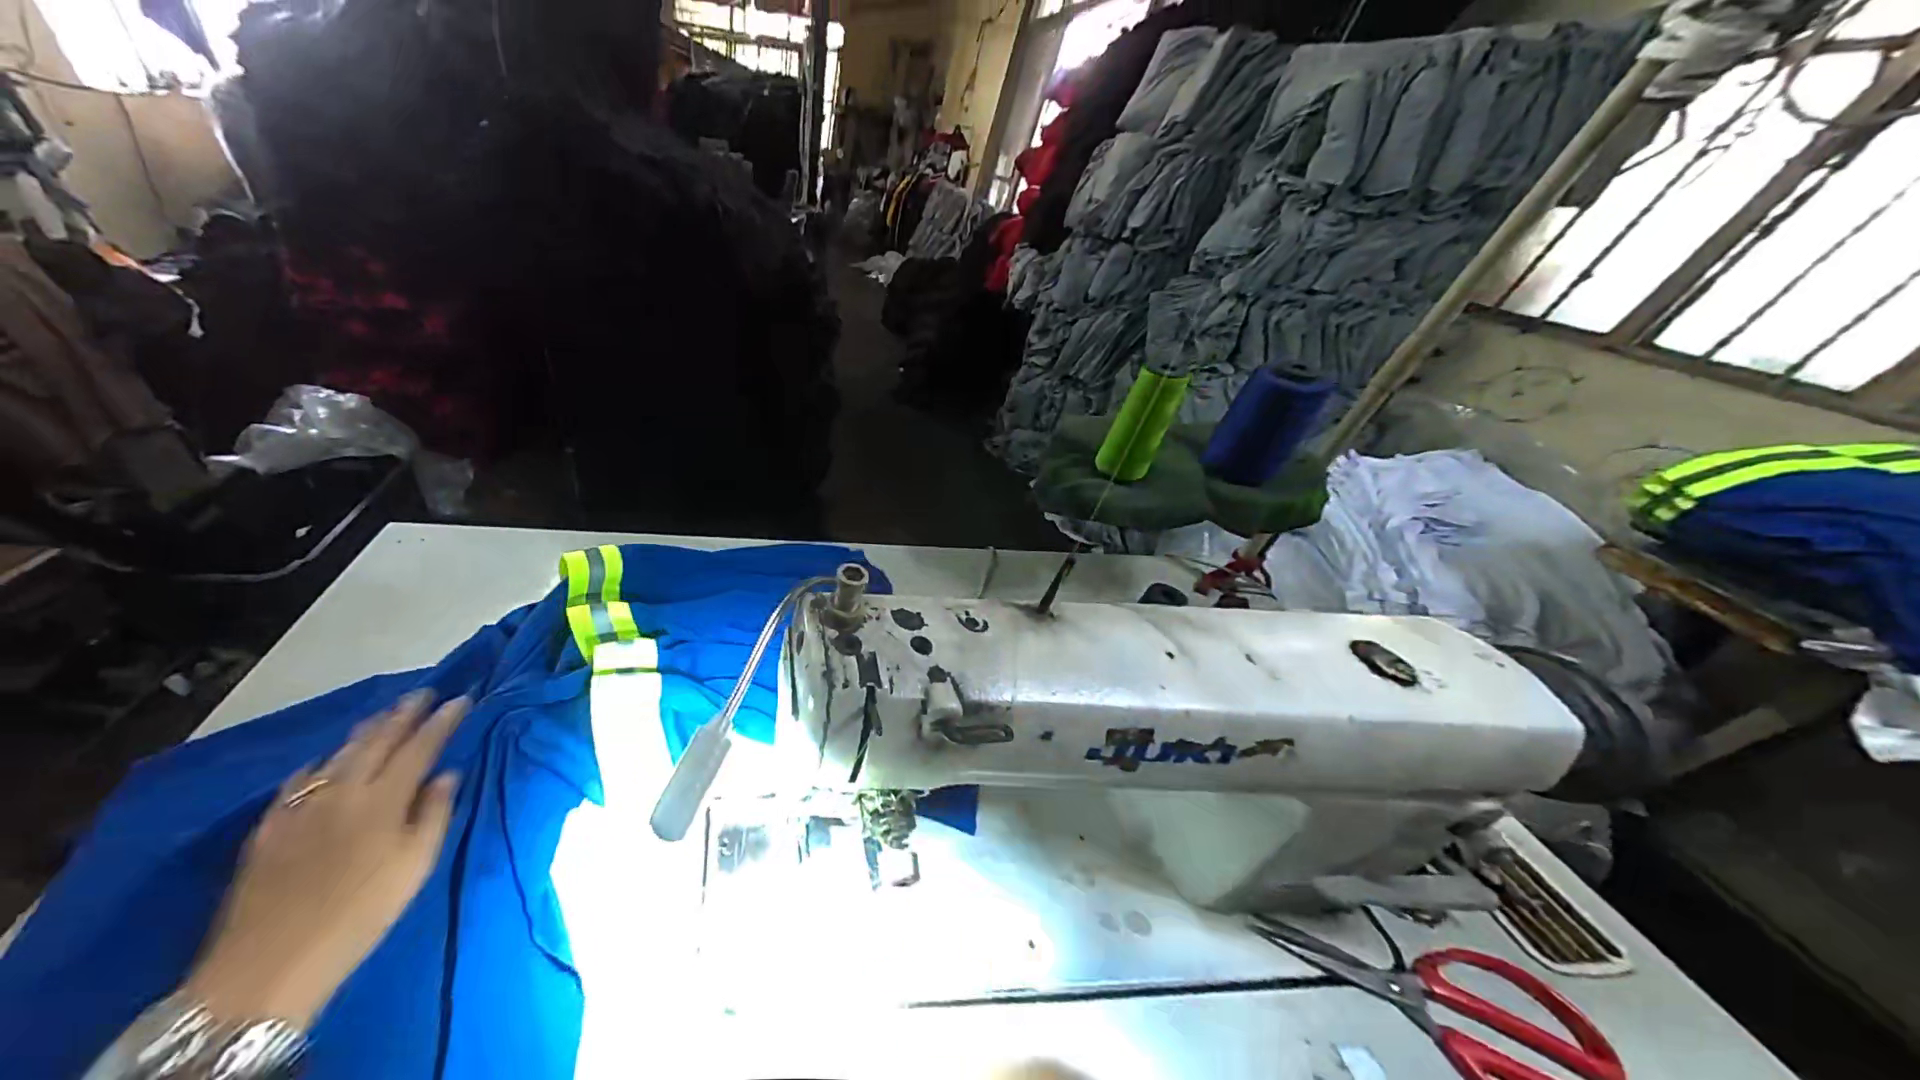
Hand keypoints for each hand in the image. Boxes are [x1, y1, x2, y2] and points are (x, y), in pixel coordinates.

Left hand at [181, 690, 468, 1026]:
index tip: (462, 699)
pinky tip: (324, 761)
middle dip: (403, 714)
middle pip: (377, 741)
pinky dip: (320, 762)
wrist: (269, 964)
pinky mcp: (269, 827)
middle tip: (423, 693)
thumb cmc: (362, 914)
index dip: (442, 720)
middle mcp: (343, 791)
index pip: (420, 746)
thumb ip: (433, 814)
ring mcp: (300, 807)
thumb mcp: (416, 865)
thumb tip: (446, 774)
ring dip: (365, 731)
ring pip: (338, 754)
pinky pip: (299, 780)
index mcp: (383, 799)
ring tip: (383, 715)